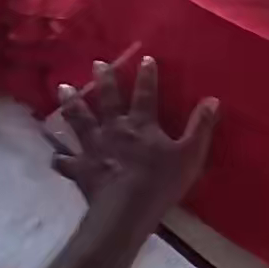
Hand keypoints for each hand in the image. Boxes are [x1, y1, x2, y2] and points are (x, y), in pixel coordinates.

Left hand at [49, 54, 218, 236]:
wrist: (126, 209)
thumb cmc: (161, 181)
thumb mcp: (190, 154)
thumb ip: (200, 127)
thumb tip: (213, 100)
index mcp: (141, 124)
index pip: (145, 94)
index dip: (146, 76)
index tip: (145, 58)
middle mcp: (113, 128)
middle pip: (107, 99)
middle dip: (104, 80)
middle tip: (97, 63)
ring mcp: (93, 147)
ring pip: (79, 120)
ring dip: (71, 105)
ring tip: (62, 89)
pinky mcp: (80, 168)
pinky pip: (65, 161)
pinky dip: (60, 157)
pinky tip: (55, 154)